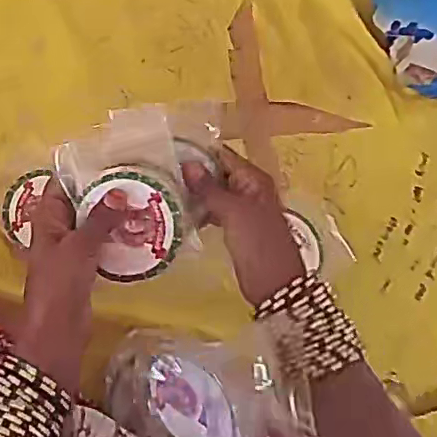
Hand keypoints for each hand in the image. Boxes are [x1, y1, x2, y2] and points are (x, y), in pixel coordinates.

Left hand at [17, 180, 124, 391]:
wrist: (57, 332)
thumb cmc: (60, 284)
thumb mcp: (80, 246)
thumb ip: (100, 218)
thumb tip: (120, 192)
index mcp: (46, 218)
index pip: (60, 183)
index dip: (81, 168)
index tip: (110, 156)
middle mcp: (57, 228)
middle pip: (79, 200)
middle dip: (103, 190)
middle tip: (135, 176)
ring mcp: (71, 247)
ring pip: (92, 221)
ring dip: (113, 213)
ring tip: (142, 197)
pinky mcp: (85, 265)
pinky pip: (101, 242)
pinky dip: (116, 234)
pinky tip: (139, 228)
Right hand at [181, 146, 305, 305]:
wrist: (275, 284)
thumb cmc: (257, 243)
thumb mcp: (232, 212)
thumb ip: (210, 188)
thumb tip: (188, 164)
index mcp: (253, 178)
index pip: (223, 155)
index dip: (199, 152)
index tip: (170, 151)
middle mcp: (249, 188)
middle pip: (218, 172)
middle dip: (194, 173)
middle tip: (161, 172)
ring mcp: (244, 208)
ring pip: (215, 192)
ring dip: (195, 193)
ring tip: (166, 191)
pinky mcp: (237, 226)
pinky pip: (216, 210)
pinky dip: (201, 210)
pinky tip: (181, 214)